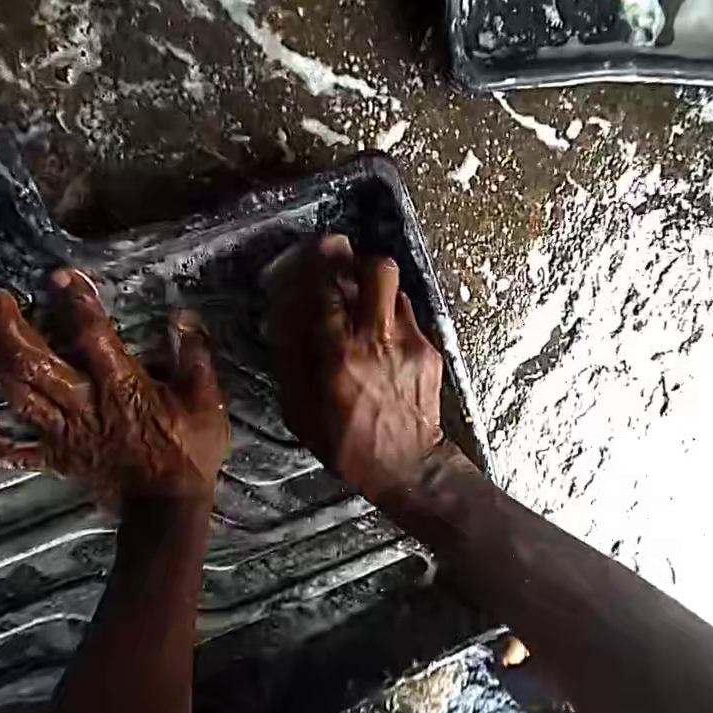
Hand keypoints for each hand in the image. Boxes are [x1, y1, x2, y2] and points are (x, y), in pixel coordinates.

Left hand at [0, 268, 230, 503]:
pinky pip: (12, 451)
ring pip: (19, 396)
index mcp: (122, 386)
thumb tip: (182, 318)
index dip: (76, 304)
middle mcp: (84, 405)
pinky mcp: (56, 458)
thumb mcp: (207, 400)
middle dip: (10, 328)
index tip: (61, 276)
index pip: (93, 337)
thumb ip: (195, 357)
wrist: (168, 506)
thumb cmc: (189, 449)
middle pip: (37, 363)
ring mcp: (64, 433)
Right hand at [266, 235, 464, 504]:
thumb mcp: (301, 410)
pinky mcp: (430, 350)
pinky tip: (383, 340)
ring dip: (377, 290)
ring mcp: (410, 342)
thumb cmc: (346, 444)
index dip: (322, 261)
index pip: (330, 290)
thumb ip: (290, 358)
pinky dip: (392, 317)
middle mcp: (378, 339)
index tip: (317, 246)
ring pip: (396, 289)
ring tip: (364, 306)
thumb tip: (283, 316)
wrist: (408, 465)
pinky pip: (409, 316)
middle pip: (379, 270)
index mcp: (340, 354)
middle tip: (347, 267)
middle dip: (361, 261)